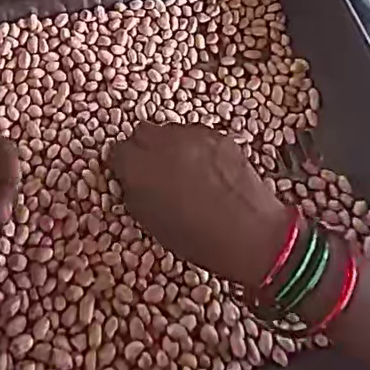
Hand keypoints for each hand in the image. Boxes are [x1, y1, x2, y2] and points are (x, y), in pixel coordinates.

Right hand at [107, 121, 286, 284]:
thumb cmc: (197, 239)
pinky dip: (195, 147)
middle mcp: (162, 143)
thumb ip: (134, 193)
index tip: (128, 173)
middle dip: (143, 147)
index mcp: (139, 168)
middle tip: (154, 168)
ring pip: (169, 130)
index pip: (117, 151)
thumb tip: (130, 178)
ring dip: (169, 145)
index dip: (122, 163)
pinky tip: (206, 169)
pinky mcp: (216, 134)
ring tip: (183, 169)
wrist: (252, 235)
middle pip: (140, 132)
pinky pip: (195, 134)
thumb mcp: (151, 222)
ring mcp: (191, 135)